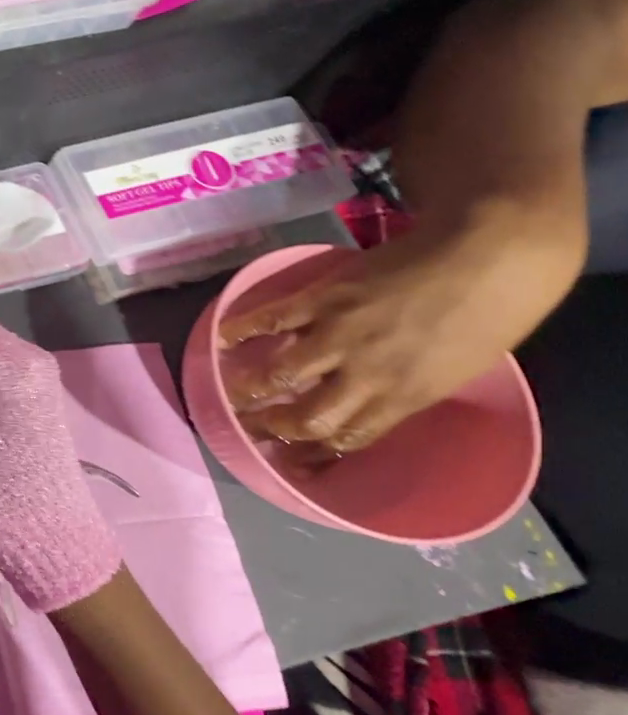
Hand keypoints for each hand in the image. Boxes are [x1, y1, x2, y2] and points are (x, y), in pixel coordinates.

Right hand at [220, 218, 578, 454]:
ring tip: (229, 390)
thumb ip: (403, 386)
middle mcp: (367, 375)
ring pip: (280, 375)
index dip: (312, 454)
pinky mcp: (320, 300)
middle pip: (306, 418)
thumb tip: (363, 395)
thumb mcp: (455, 368)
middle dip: (270, 428)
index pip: (348, 438)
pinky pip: (271, 320)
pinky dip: (241, 330)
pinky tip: (222, 337)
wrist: (490, 254)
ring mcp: (339, 335)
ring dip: (248, 388)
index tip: (288, 460)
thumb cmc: (492, 313)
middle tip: (246, 426)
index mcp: (406, 396)